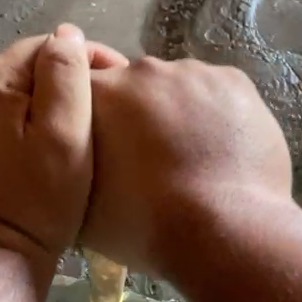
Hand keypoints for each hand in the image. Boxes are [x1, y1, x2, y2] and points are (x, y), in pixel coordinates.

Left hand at [0, 25, 126, 275]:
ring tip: (73, 128)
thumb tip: (67, 35)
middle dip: (63, 80)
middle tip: (100, 111)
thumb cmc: (39, 201)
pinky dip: (19, 120)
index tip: (115, 85)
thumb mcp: (66, 135)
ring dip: (41, 100)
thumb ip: (66, 74)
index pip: (47, 47)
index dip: (86, 60)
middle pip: (26, 66)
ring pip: (12, 88)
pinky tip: (39, 143)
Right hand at [83, 57, 292, 273]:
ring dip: (175, 113)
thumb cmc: (146, 226)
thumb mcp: (78, 207)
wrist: (229, 231)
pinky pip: (215, 93)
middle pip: (130, 86)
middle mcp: (142, 70)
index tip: (100, 148)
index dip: (88, 118)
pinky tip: (220, 152)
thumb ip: (67, 169)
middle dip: (133, 115)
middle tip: (145, 162)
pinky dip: (214, 115)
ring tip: (189, 160)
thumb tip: (69, 162)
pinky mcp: (234, 80)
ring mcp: (193, 72)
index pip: (79, 91)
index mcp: (98, 94)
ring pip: (175, 88)